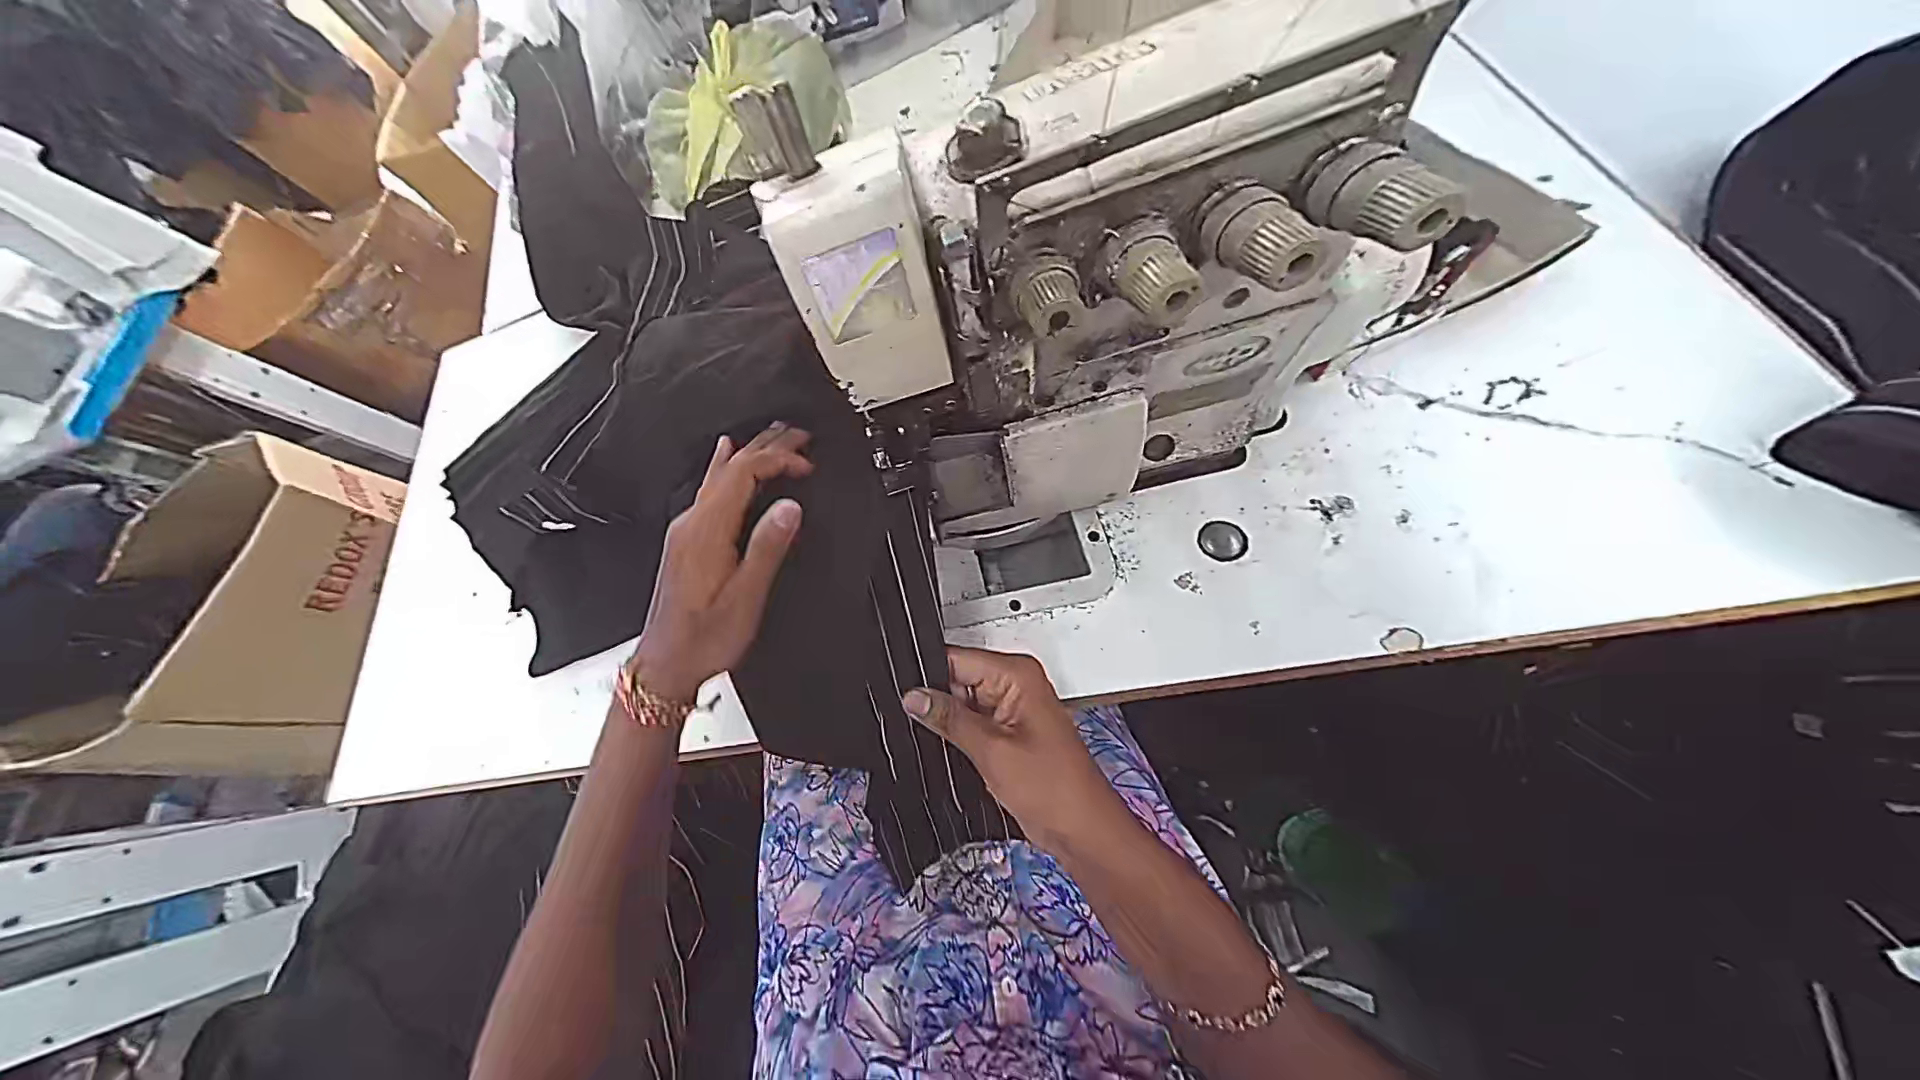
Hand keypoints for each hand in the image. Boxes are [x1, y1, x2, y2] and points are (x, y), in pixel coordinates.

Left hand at [626, 424, 812, 703]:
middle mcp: (692, 524)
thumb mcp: (746, 596)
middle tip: (799, 433)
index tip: (806, 463)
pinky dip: (726, 467)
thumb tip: (790, 507)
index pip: (743, 473)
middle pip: (730, 467)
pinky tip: (724, 457)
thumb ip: (768, 547)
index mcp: (706, 531)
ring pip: (720, 475)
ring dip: (751, 453)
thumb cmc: (705, 637)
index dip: (778, 460)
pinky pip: (709, 489)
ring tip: (774, 437)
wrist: (668, 662)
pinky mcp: (687, 540)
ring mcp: (687, 530)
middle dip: (767, 445)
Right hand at [903, 648, 1118, 846]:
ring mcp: (1012, 706)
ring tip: (964, 746)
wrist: (1080, 827)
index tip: (909, 698)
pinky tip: (965, 753)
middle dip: (940, 702)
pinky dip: (962, 736)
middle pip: (956, 677)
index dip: (928, 678)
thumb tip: (915, 698)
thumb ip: (948, 718)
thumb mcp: (991, 750)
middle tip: (937, 729)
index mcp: (1017, 674)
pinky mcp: (1008, 729)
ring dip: (952, 722)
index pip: (956, 658)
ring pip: (962, 702)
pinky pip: (973, 721)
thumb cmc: (1056, 788)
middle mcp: (1016, 683)